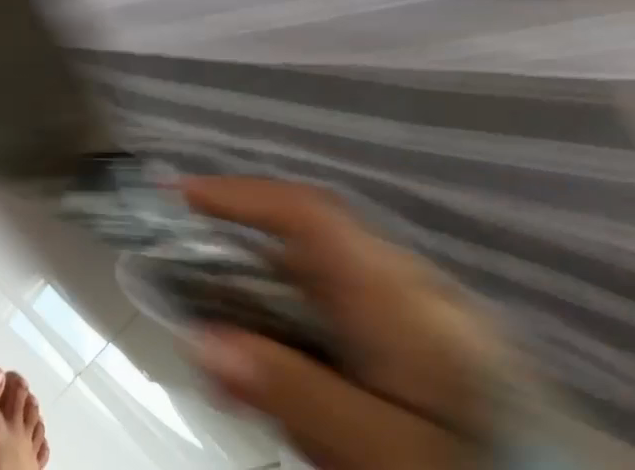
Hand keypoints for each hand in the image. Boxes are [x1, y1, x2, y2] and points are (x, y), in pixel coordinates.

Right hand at [182, 178, 512, 469]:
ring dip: (254, 305)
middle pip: (303, 246)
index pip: (311, 215)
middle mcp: (412, 293)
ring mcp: (422, 320)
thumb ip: (293, 391)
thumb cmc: (459, 465)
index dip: (240, 194)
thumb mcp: (376, 444)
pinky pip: (335, 312)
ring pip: (315, 282)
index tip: (174, 192)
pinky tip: (275, 377)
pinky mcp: (423, 350)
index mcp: (403, 300)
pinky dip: (287, 328)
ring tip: (223, 355)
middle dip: (232, 261)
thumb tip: (200, 342)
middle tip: (182, 290)